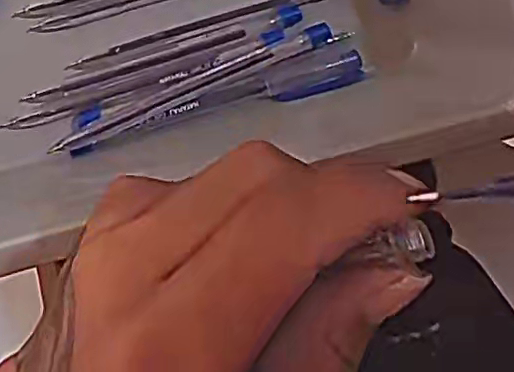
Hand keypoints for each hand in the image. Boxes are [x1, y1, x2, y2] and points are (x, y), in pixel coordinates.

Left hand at [3, 142, 427, 371]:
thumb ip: (324, 343)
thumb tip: (391, 267)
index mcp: (162, 340)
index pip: (279, 215)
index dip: (358, 196)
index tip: (407, 202)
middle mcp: (124, 265)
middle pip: (256, 173)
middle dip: (326, 196)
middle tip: (372, 239)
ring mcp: (107, 233)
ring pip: (230, 170)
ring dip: (284, 201)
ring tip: (307, 260)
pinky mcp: (105, 221)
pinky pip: (194, 183)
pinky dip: (239, 207)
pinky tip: (249, 255)